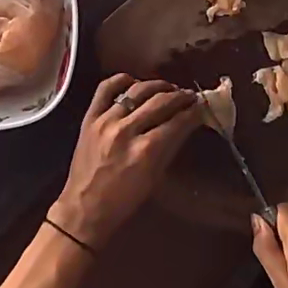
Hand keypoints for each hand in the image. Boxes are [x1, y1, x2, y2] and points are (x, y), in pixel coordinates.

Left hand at [49, 74, 202, 249]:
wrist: (85, 207)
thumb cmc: (125, 199)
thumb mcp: (155, 177)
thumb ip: (171, 147)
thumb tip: (187, 123)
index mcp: (147, 150)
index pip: (178, 121)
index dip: (194, 111)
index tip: (202, 105)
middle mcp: (127, 130)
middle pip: (161, 102)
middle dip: (180, 96)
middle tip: (189, 95)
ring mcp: (106, 121)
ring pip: (137, 90)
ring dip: (157, 86)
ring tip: (167, 89)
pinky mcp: (89, 117)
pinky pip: (105, 88)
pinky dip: (121, 80)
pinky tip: (133, 82)